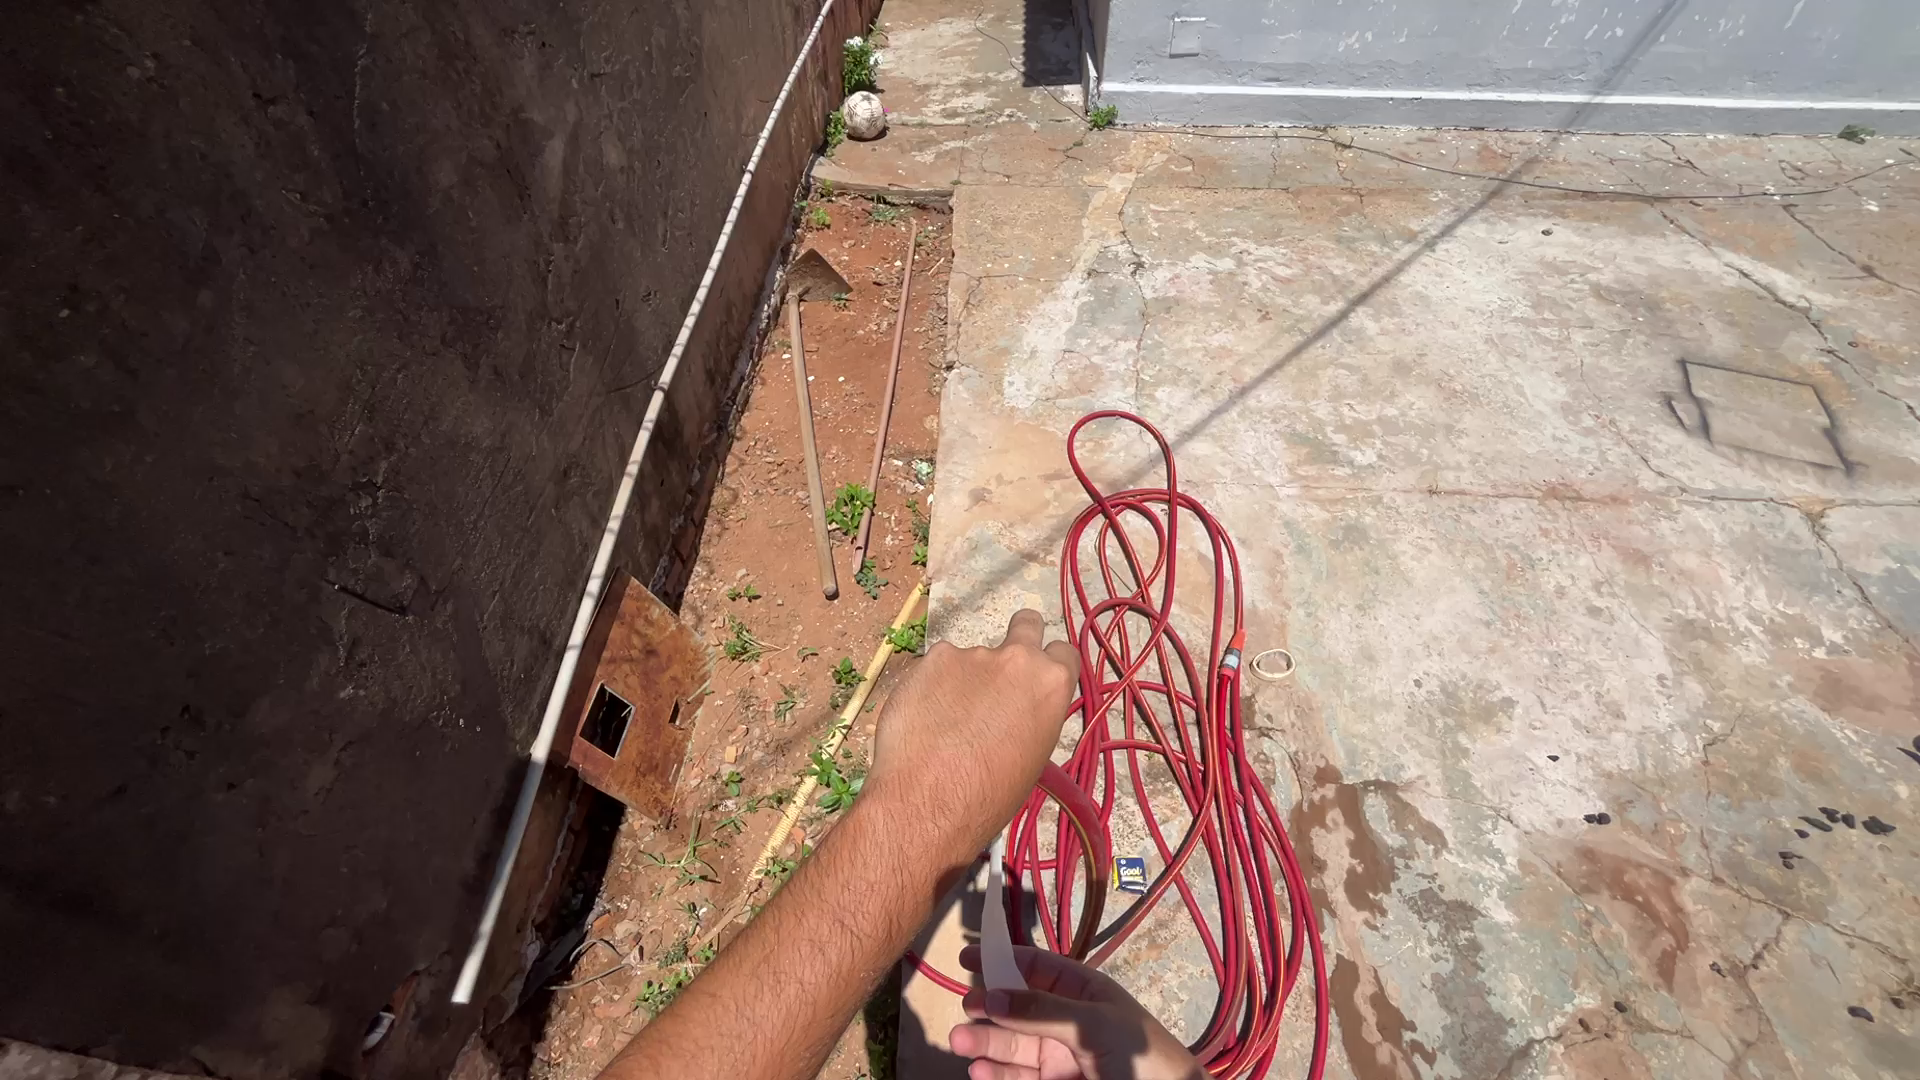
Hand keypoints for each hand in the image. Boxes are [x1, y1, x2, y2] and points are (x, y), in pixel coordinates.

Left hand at [860, 609, 1079, 875]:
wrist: (929, 797)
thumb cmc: (990, 793)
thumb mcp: (1032, 757)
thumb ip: (1030, 716)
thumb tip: (1014, 712)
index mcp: (1051, 684)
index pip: (1064, 652)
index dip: (1050, 664)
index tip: (1036, 679)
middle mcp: (1018, 658)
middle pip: (1027, 623)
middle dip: (1019, 636)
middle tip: (1001, 669)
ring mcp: (973, 652)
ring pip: (973, 656)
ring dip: (964, 677)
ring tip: (944, 719)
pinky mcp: (934, 656)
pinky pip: (938, 665)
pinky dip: (932, 684)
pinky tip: (923, 715)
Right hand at [948, 945, 1204, 1079]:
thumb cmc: (1140, 1053)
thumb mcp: (1093, 1023)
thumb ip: (1042, 1010)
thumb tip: (992, 995)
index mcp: (1079, 989)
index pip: (1033, 967)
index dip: (1001, 960)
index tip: (966, 958)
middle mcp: (1065, 1019)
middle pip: (1017, 1009)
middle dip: (988, 1008)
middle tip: (963, 1012)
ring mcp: (1059, 1055)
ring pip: (1014, 1045)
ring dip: (986, 1044)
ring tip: (959, 1045)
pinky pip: (1020, 1077)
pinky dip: (997, 1075)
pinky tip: (979, 1074)